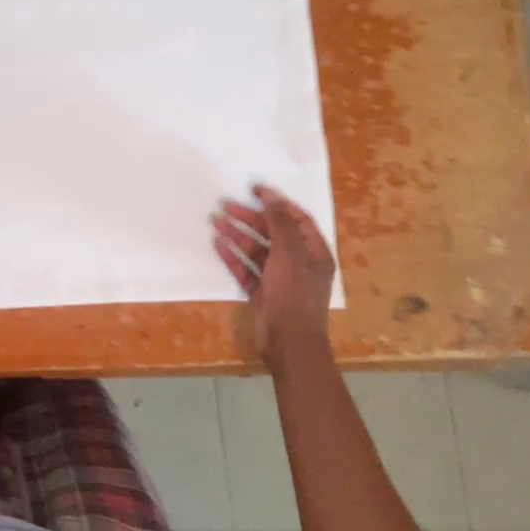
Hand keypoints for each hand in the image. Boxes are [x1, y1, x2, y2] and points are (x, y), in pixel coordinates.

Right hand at [212, 185, 336, 373]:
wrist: (289, 341)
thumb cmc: (294, 295)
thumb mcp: (289, 254)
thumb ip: (280, 223)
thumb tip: (272, 195)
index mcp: (313, 252)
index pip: (297, 219)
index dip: (277, 202)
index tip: (254, 189)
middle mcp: (298, 262)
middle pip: (273, 232)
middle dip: (250, 218)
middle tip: (225, 204)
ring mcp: (279, 278)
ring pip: (257, 250)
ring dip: (237, 234)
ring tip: (215, 220)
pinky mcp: (263, 291)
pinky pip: (247, 268)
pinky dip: (233, 256)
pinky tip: (217, 244)